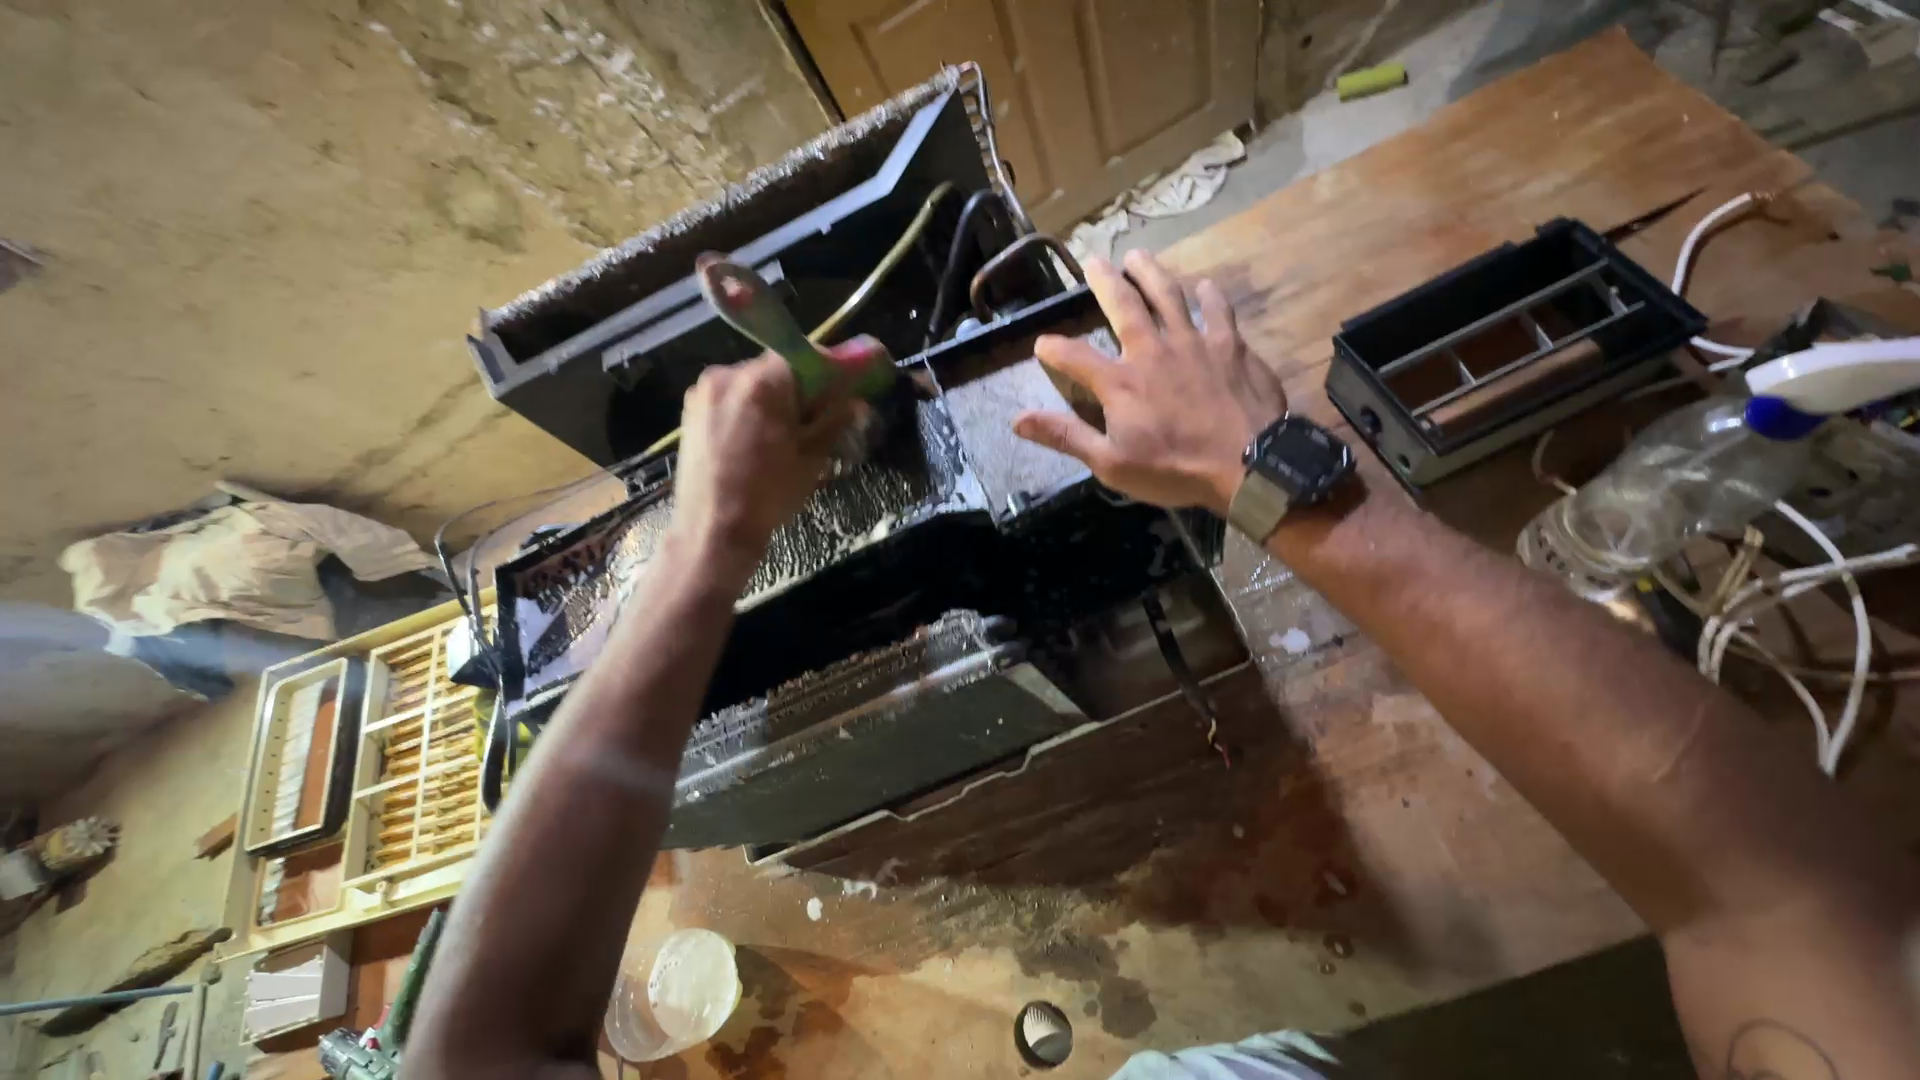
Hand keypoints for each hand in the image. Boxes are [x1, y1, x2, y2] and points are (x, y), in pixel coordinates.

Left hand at [669, 341, 873, 562]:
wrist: (711, 532)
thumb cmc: (767, 497)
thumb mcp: (811, 460)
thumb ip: (834, 422)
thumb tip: (857, 403)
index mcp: (762, 383)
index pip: (805, 356)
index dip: (828, 369)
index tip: (844, 386)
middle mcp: (728, 375)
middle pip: (776, 367)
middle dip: (799, 387)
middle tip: (816, 416)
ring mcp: (704, 391)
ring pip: (752, 382)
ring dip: (773, 399)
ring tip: (783, 435)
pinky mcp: (691, 411)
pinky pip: (731, 397)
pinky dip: (749, 409)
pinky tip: (756, 440)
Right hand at [1012, 249, 1286, 514]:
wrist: (1247, 464)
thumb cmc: (1175, 469)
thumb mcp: (1110, 463)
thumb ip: (1066, 436)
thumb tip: (1018, 419)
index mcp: (1120, 382)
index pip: (1074, 357)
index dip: (1053, 348)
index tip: (1041, 343)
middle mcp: (1153, 351)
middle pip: (1123, 305)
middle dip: (1105, 281)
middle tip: (1094, 260)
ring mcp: (1195, 343)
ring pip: (1169, 295)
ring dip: (1151, 273)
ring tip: (1139, 257)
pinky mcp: (1230, 347)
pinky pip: (1217, 311)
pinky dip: (1209, 297)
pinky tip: (1205, 286)